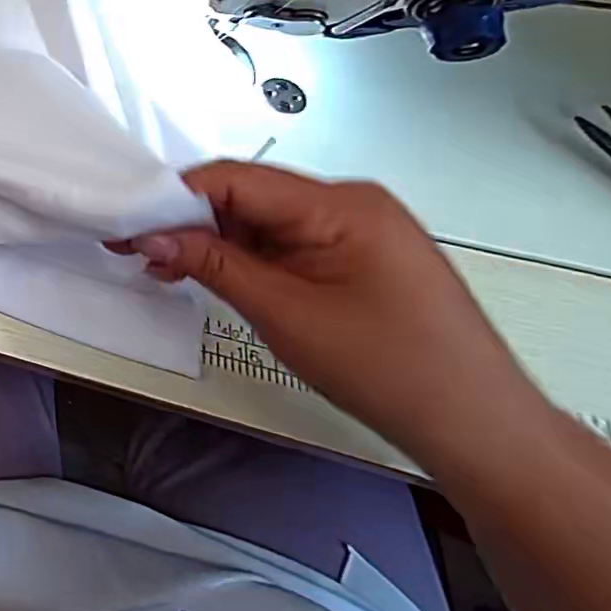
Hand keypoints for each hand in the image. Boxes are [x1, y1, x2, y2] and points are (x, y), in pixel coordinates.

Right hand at [112, 160, 540, 462]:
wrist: (480, 431)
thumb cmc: (392, 370)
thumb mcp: (281, 312)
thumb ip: (210, 263)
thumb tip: (151, 237)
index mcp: (342, 205)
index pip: (234, 179)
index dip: (173, 197)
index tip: (130, 222)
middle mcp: (349, 203)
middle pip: (242, 194)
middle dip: (185, 220)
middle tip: (136, 246)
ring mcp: (352, 227)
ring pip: (255, 217)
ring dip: (207, 240)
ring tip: (164, 266)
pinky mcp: (349, 251)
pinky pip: (277, 238)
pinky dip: (237, 254)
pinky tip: (206, 272)